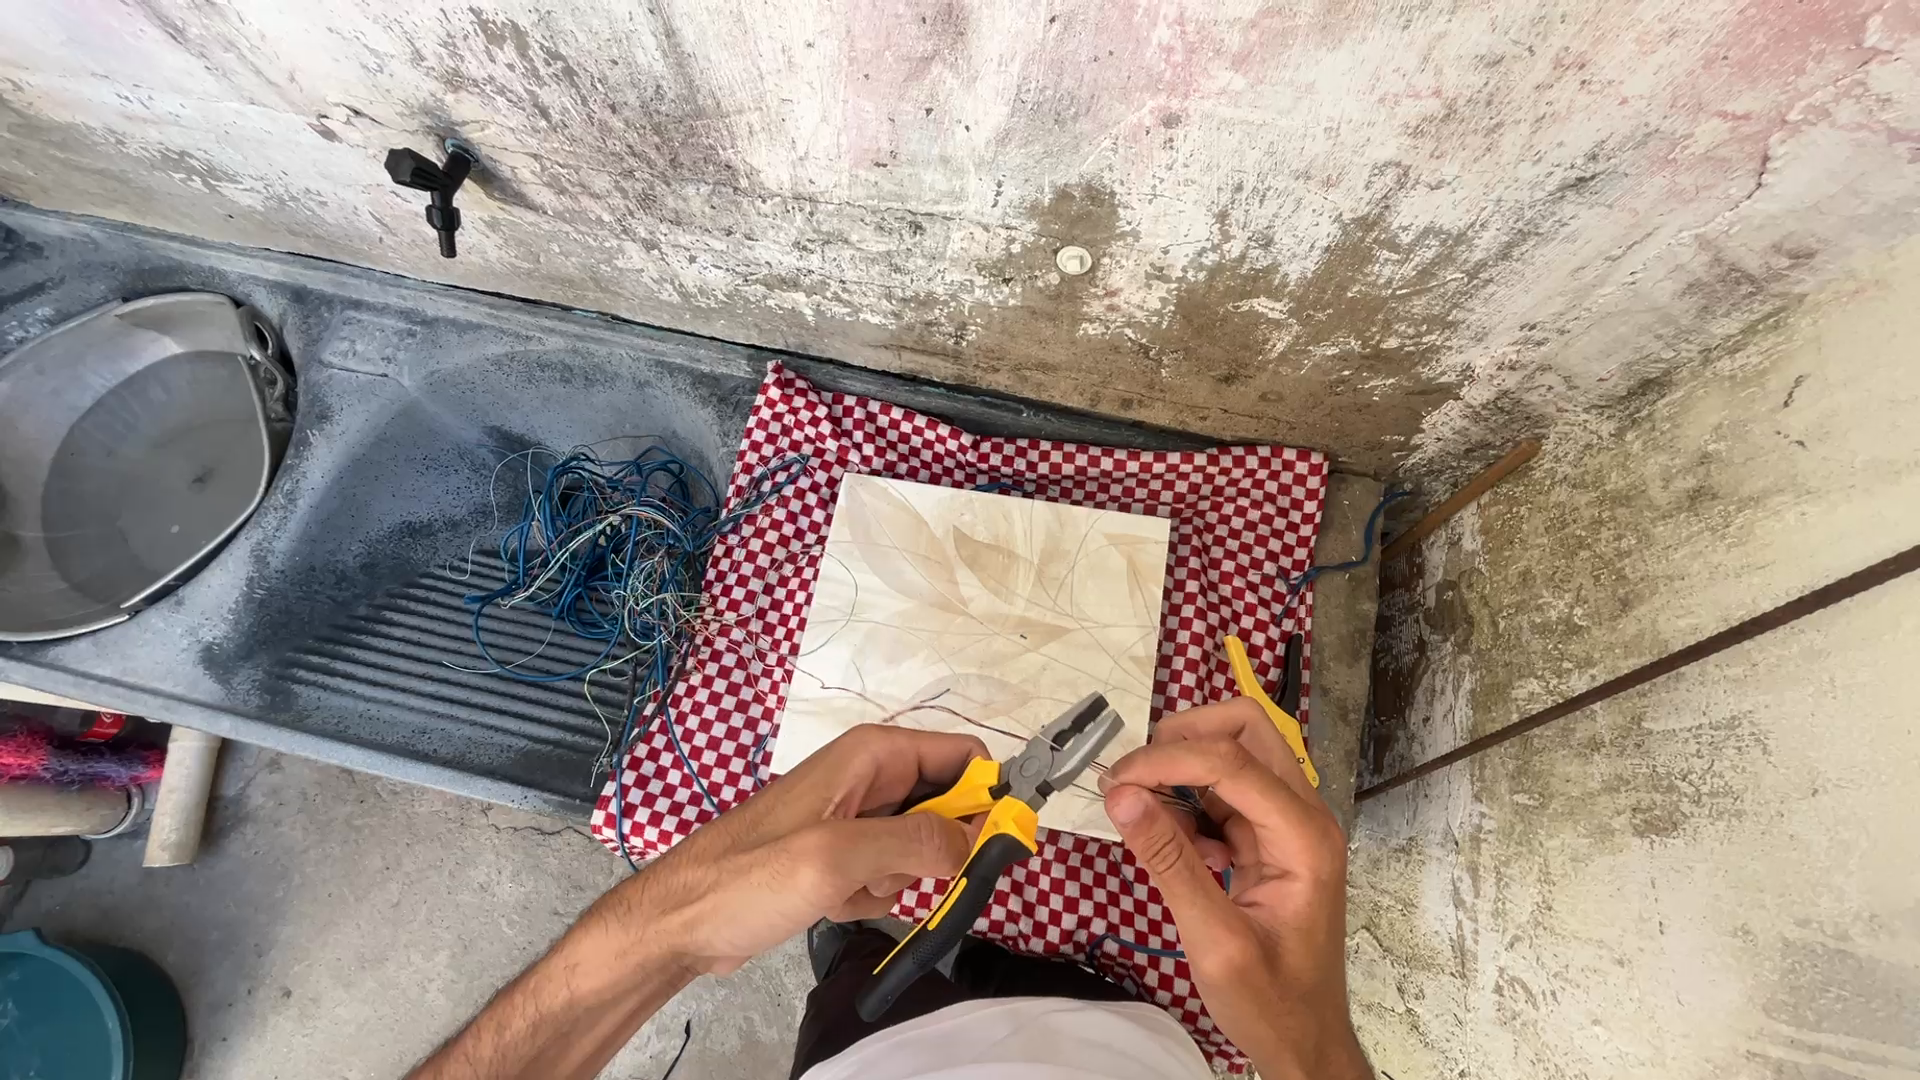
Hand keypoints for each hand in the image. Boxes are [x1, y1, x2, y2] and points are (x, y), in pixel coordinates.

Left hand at [409, 724, 984, 1079]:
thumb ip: (918, 843)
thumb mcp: (840, 857)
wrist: (681, 922)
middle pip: (946, 802)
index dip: (987, 796)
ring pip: (922, 842)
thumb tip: (984, 840)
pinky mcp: (843, 851)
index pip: (962, 756)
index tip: (998, 849)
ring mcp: (856, 815)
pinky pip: (891, 868)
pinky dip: (876, 891)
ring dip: (902, 876)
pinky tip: (836, 902)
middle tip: (914, 881)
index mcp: (874, 753)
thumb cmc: (753, 875)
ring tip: (855, 890)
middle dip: (940, 847)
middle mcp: (871, 775)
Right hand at [1102, 698, 1370, 1079]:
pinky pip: (1222, 784)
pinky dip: (1187, 795)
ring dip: (1181, 764)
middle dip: (1183, 736)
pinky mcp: (1267, 831)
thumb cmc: (1270, 1004)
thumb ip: (1168, 862)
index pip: (1231, 760)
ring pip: (1232, 746)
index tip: (1114, 783)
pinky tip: (1175, 841)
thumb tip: (1119, 795)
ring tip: (1148, 813)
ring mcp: (1287, 818)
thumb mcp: (1213, 942)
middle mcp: (1303, 812)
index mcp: (1303, 836)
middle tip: (1136, 776)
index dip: (1166, 760)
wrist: (1306, 1045)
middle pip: (1245, 726)